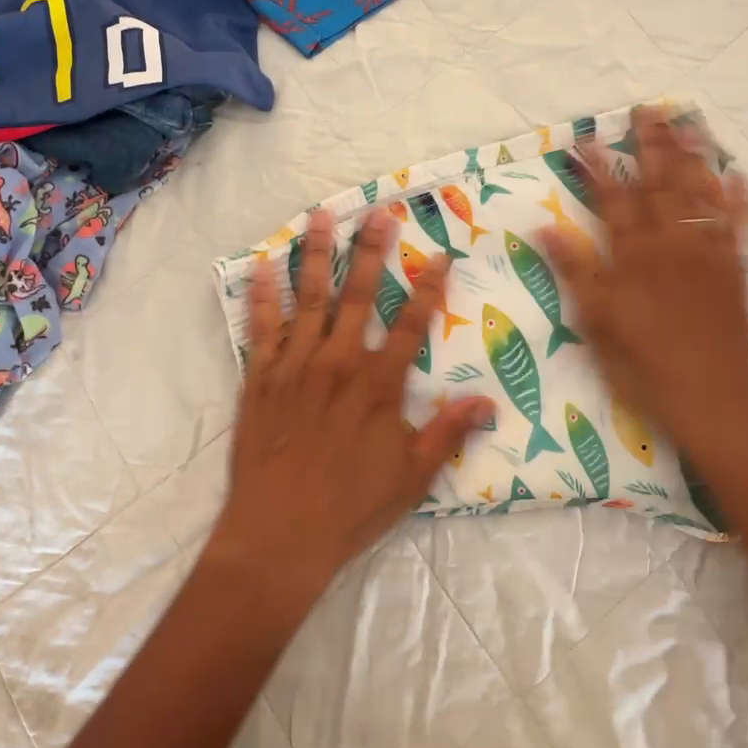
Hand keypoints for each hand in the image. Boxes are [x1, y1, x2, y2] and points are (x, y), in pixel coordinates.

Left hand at [209, 208, 494, 599]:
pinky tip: (264, 265)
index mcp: (379, 385)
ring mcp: (295, 366)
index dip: (428, 288)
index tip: (441, 256)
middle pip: (359, 296)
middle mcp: (339, 364)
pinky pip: (260, 327)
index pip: (412, 325)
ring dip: (317, 256)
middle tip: (381, 213)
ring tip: (322, 217)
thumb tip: (487, 402)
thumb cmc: (351, 508)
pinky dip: (262, 295)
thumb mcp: (412, 477)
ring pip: (309, 299)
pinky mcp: (259, 378)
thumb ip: (447, 433)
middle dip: (372, 251)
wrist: (279, 534)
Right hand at [540, 108, 747, 455]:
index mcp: (634, 255)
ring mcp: (710, 254)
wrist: (712, 397)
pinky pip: (741, 226)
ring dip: (696, 157)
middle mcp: (672, 244)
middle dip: (653, 146)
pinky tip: (739, 176)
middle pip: (661, 185)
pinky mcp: (737, 271)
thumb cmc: (644, 366)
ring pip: (702, 195)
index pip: (613, 200)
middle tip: (649, 110)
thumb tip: (546, 227)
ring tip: (691, 123)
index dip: (600, 168)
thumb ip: (576, 270)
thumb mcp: (596, 322)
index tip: (589, 138)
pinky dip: (741, 200)